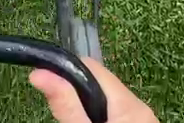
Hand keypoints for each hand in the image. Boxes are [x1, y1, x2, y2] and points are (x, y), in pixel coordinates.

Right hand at [31, 57, 157, 122]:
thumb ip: (67, 106)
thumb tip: (39, 72)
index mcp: (130, 103)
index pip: (90, 65)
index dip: (66, 71)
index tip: (47, 84)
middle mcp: (141, 108)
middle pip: (98, 84)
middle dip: (77, 94)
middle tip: (63, 115)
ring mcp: (143, 120)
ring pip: (106, 102)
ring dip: (87, 108)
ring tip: (75, 121)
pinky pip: (116, 114)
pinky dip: (100, 118)